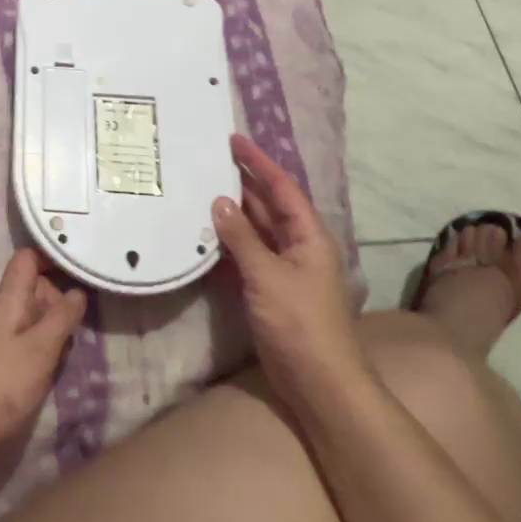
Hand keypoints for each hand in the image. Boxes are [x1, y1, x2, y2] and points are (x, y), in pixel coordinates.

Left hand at [0, 248, 87, 455]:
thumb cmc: (4, 382)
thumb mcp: (41, 349)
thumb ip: (62, 317)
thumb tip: (77, 291)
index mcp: (8, 296)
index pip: (27, 257)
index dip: (51, 256)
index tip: (80, 268)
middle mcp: (0, 306)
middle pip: (33, 284)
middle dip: (58, 297)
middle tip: (77, 323)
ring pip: (32, 311)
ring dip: (53, 323)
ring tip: (68, 346)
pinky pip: (25, 333)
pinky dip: (43, 341)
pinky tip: (52, 362)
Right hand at [212, 134, 365, 397]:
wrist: (320, 382)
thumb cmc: (300, 323)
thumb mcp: (268, 275)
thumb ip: (242, 237)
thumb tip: (220, 200)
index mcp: (309, 236)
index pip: (282, 188)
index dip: (259, 162)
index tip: (233, 140)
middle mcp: (299, 246)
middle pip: (269, 205)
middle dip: (243, 182)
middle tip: (208, 160)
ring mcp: (285, 269)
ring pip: (257, 230)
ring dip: (233, 211)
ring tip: (201, 188)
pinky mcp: (271, 290)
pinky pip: (248, 255)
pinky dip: (229, 241)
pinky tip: (205, 234)